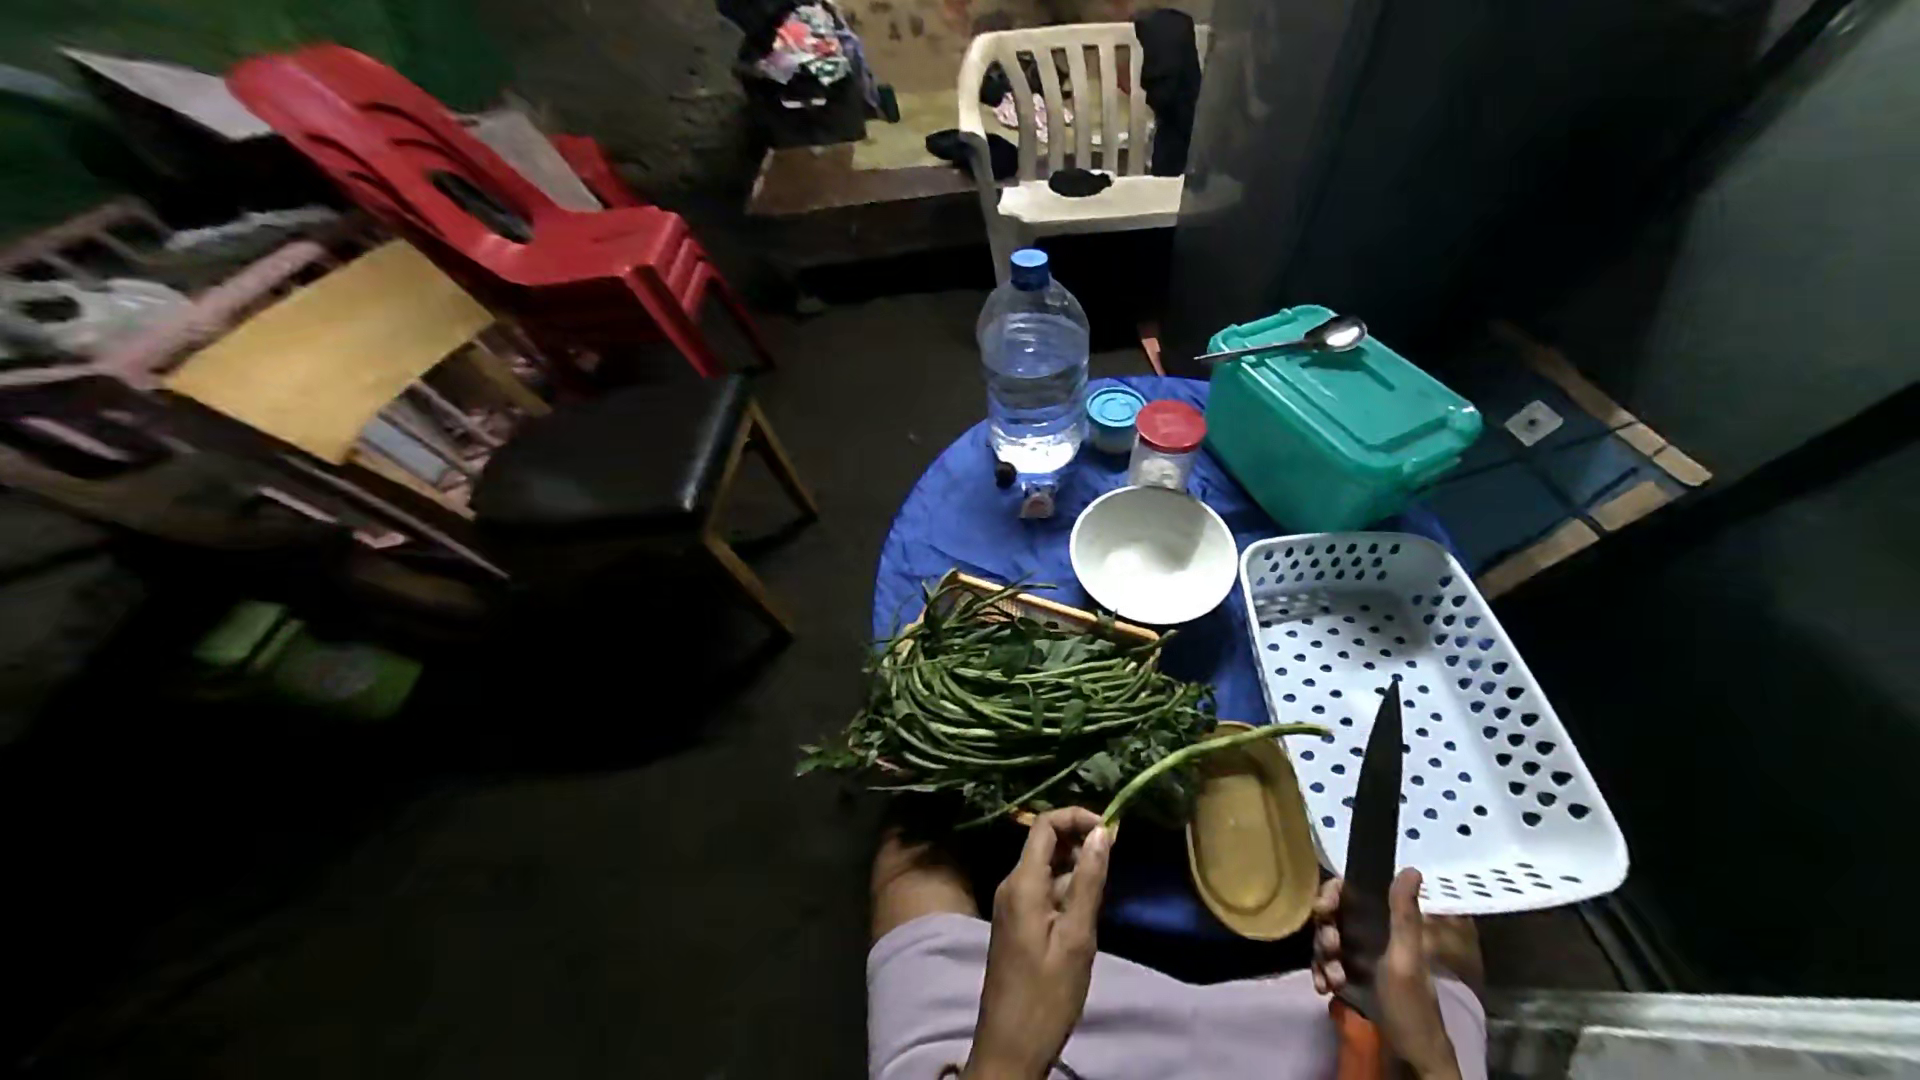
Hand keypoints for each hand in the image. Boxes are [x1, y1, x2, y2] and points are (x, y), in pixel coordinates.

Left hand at [962, 808, 1113, 1079]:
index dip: (1076, 817)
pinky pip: (1043, 888)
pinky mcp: (1016, 920)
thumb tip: (1102, 832)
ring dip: (1076, 867)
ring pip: (1047, 866)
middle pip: (1045, 842)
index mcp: (1022, 882)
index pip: (1044, 824)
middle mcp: (1012, 884)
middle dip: (1079, 840)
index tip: (1109, 830)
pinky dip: (1067, 888)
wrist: (1009, 1045)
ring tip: (1104, 888)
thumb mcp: (1077, 938)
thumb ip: (1089, 882)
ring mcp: (1012, 902)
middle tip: (1113, 859)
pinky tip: (1086, 910)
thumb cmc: (1047, 994)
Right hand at [1312, 869, 1462, 1079]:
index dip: (1330, 895)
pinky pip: (1321, 965)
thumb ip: (1404, 915)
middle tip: (1332, 950)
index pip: (1347, 894)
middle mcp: (1368, 936)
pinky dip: (1320, 973)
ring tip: (1332, 978)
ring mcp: (1356, 958)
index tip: (1324, 909)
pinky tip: (1324, 988)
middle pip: (1330, 917)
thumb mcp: (1406, 958)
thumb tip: (1411, 868)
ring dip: (1321, 957)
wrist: (1412, 1060)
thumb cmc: (1411, 1006)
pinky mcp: (1347, 978)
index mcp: (1383, 926)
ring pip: (1323, 941)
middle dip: (1324, 933)